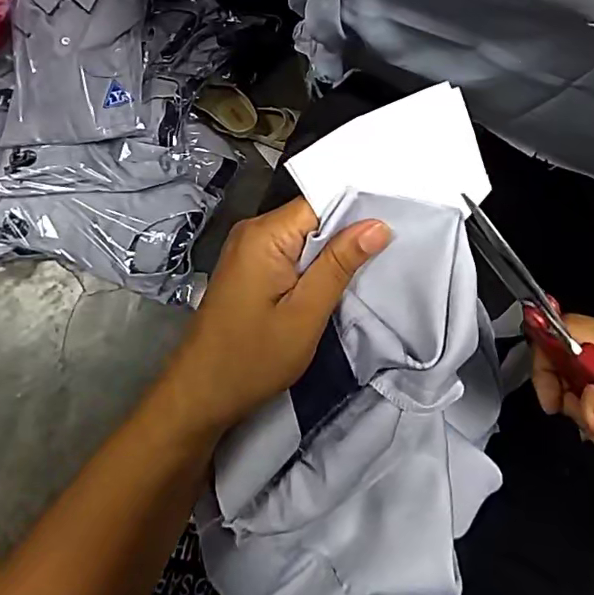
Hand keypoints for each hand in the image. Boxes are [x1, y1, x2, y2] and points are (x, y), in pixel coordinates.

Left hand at [154, 197, 390, 437]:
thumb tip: (377, 225)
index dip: (356, 210)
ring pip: (303, 233)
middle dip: (347, 232)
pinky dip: (312, 263)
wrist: (201, 393)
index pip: (320, 201)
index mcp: (264, 234)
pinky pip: (289, 249)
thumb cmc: (252, 358)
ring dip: (330, 250)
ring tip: (365, 268)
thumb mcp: (305, 314)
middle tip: (387, 250)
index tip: (393, 223)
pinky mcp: (249, 265)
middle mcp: (253, 230)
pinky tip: (329, 281)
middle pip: (312, 214)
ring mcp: (248, 247)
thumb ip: (340, 265)